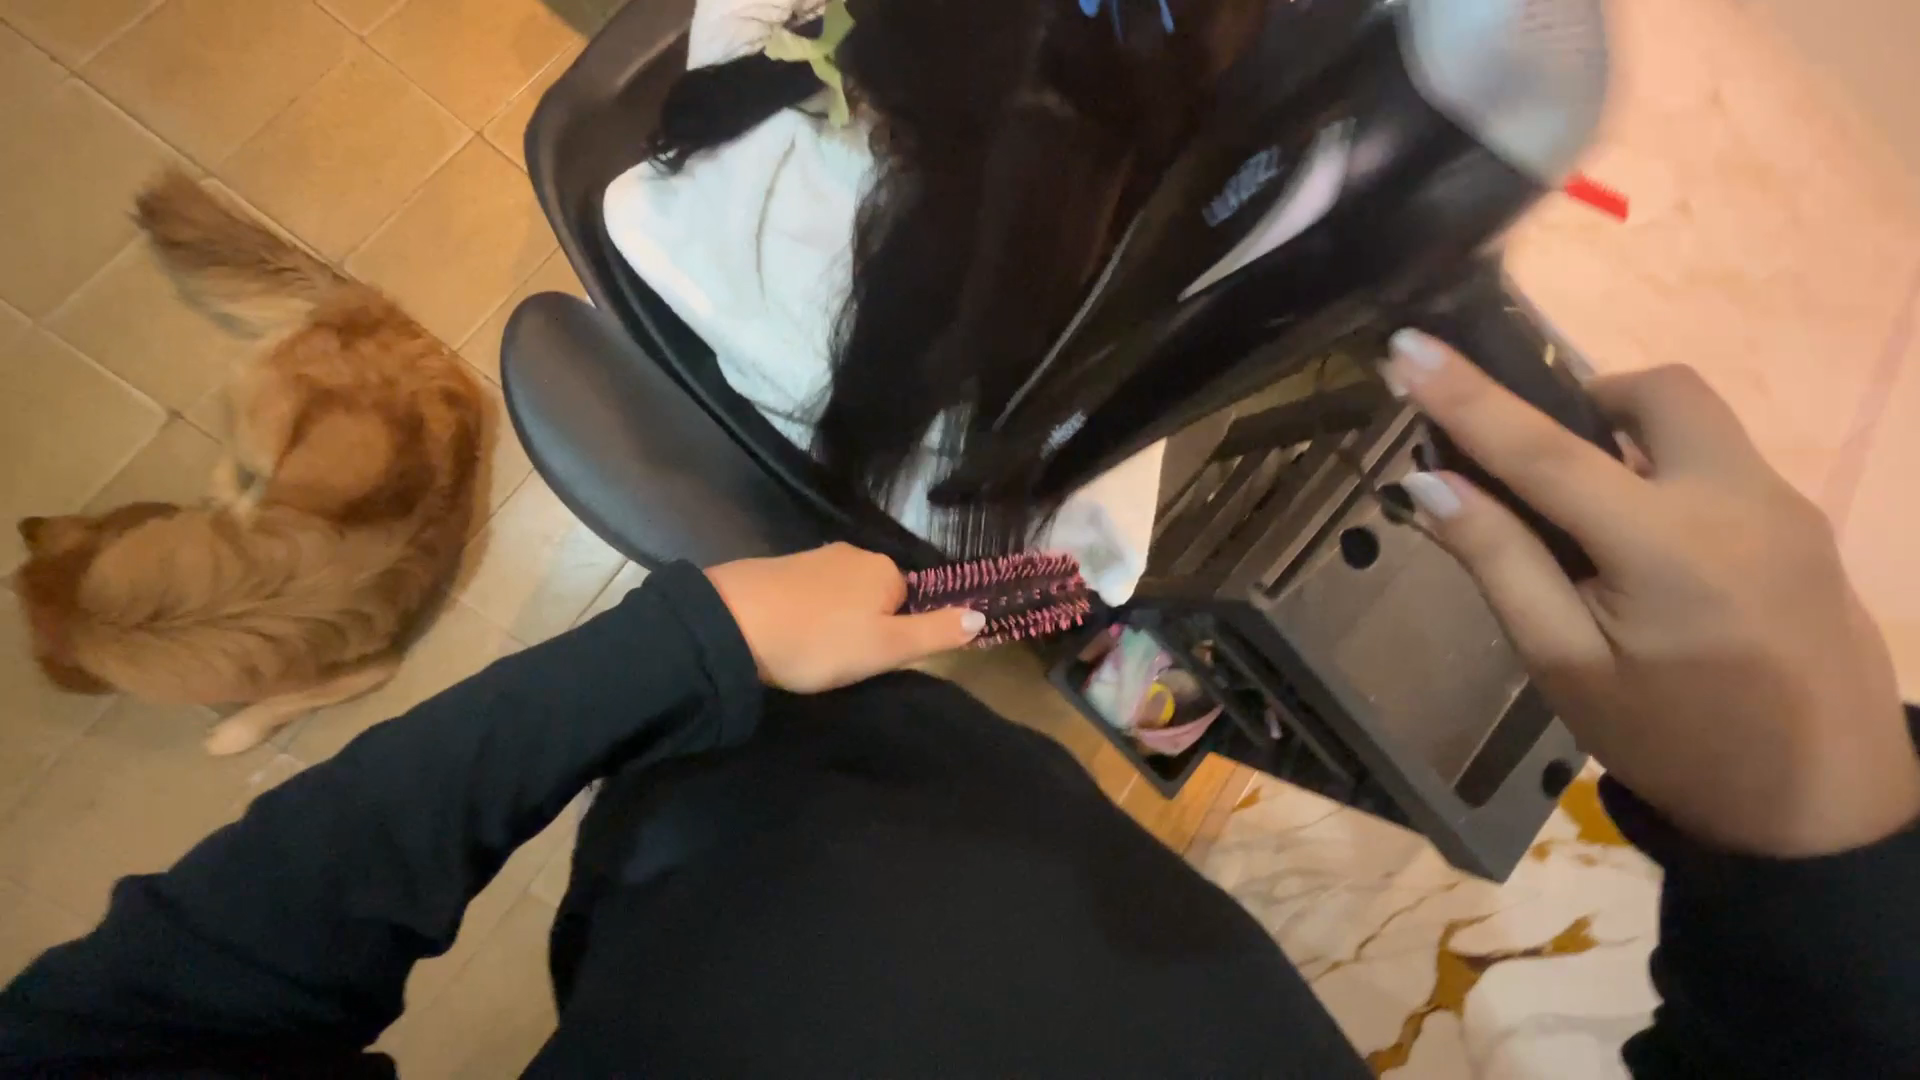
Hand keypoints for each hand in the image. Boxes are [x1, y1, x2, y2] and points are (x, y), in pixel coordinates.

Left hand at [705, 543, 985, 692]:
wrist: (732, 624)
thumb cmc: (819, 641)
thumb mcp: (886, 648)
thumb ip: (936, 632)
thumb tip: (982, 615)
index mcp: (885, 570)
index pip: (911, 603)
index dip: (895, 636)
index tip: (869, 660)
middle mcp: (854, 553)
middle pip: (877, 597)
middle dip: (865, 626)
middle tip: (840, 661)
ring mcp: (815, 557)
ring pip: (843, 595)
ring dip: (835, 621)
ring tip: (813, 651)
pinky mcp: (781, 567)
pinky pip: (811, 593)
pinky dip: (809, 614)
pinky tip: (791, 633)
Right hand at [1384, 329, 1916, 856]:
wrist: (1824, 811)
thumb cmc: (1670, 740)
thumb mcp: (1562, 662)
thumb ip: (1498, 561)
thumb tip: (1430, 484)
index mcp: (1669, 545)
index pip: (1541, 450)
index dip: (1463, 396)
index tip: (1407, 347)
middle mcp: (1742, 501)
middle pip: (1659, 393)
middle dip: (1581, 399)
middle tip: (1528, 459)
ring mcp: (1786, 508)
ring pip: (1692, 422)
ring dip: (1617, 437)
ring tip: (1573, 514)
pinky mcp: (1801, 526)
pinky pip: (1714, 460)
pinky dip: (1651, 469)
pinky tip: (1628, 543)